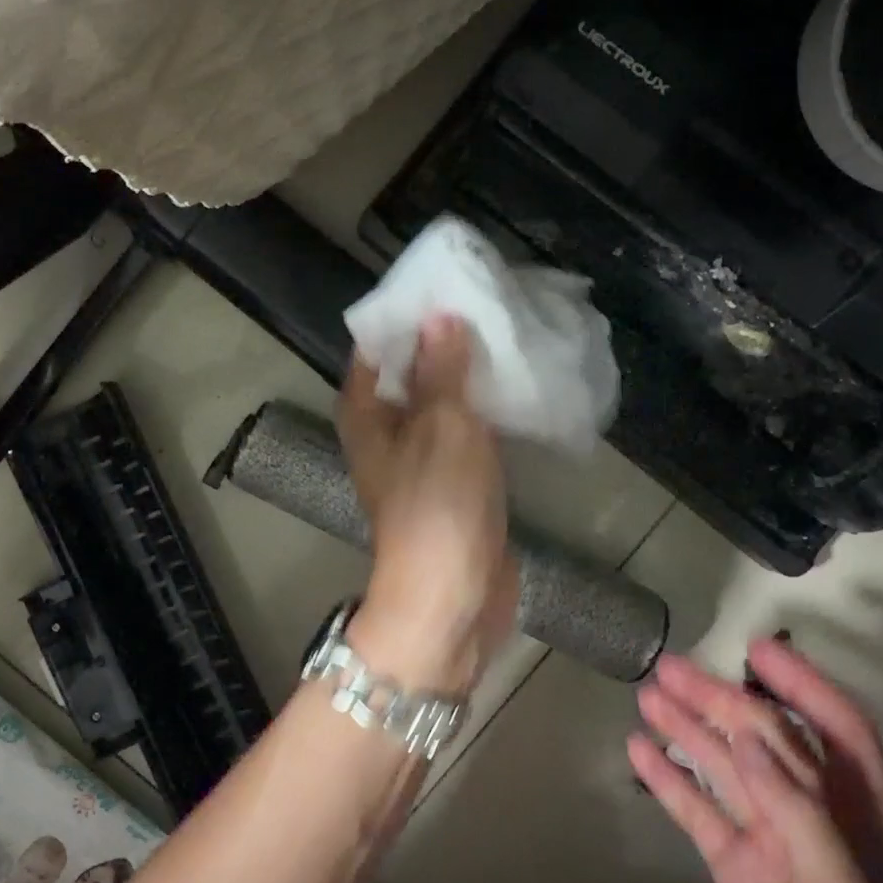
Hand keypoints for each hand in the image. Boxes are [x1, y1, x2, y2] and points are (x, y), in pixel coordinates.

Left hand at [337, 315, 515, 693]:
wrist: (452, 599)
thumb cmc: (437, 504)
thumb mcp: (442, 424)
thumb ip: (442, 368)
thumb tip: (439, 315)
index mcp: (364, 410)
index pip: (378, 344)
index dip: (409, 314)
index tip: (448, 283)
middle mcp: (384, 429)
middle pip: (412, 370)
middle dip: (446, 340)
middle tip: (491, 302)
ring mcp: (419, 456)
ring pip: (442, 400)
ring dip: (469, 373)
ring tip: (510, 333)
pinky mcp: (453, 480)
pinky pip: (467, 431)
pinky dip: (486, 408)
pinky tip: (518, 385)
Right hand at [627, 639, 882, 882]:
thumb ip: (803, 816)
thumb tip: (751, 739)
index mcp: (864, 819)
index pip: (839, 733)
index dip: (803, 686)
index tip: (758, 648)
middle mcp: (817, 819)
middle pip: (767, 743)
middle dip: (720, 700)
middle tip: (669, 669)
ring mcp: (774, 844)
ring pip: (725, 772)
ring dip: (686, 730)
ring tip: (647, 696)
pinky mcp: (736, 871)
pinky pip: (698, 816)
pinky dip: (667, 782)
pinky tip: (637, 752)